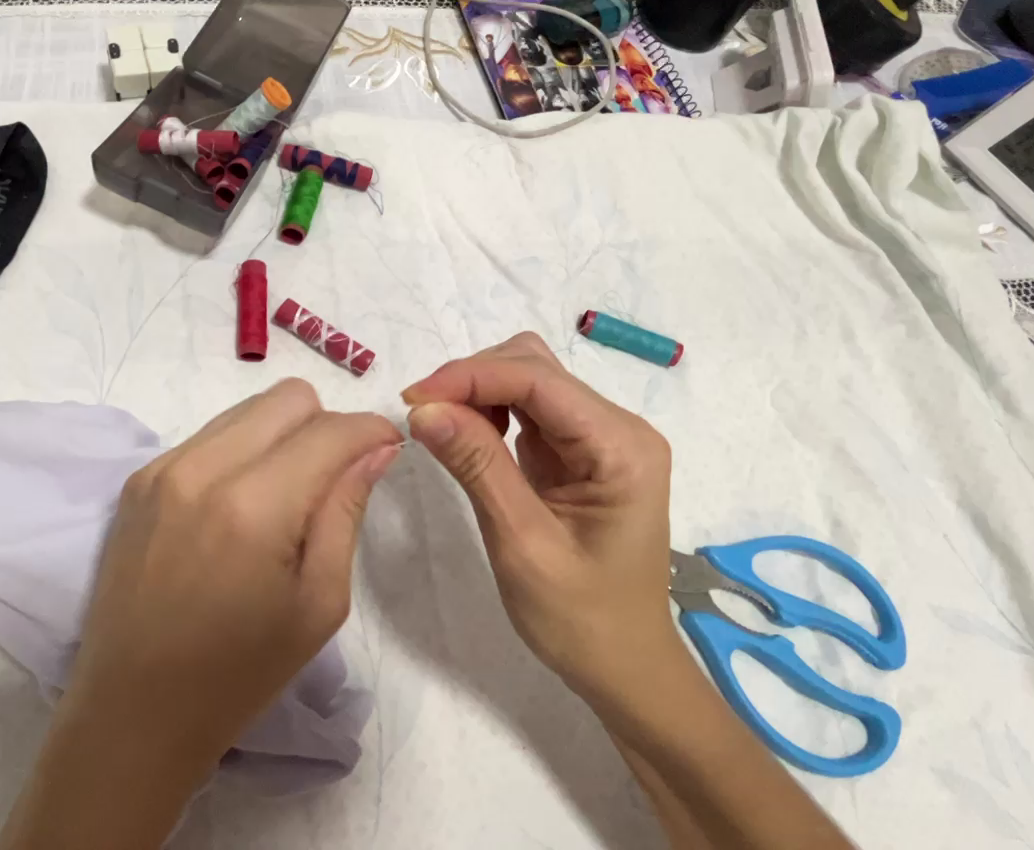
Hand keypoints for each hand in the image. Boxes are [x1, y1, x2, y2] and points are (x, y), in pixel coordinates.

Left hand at [0, 380, 400, 849]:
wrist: (134, 711)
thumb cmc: (240, 673)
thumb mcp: (319, 603)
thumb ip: (346, 511)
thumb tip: (375, 449)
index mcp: (254, 506)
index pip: (331, 430)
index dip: (372, 431)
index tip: (388, 450)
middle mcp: (202, 468)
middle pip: (288, 397)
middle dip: (326, 425)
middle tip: (335, 478)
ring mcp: (162, 468)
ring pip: (246, 409)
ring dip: (282, 434)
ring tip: (287, 494)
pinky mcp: (138, 480)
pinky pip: (209, 435)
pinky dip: (241, 450)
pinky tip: (241, 504)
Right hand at [402, 332, 680, 706]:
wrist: (622, 666)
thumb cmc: (579, 619)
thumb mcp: (522, 543)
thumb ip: (476, 466)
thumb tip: (423, 407)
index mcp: (621, 447)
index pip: (538, 379)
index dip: (470, 377)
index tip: (412, 399)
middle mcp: (618, 428)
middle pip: (535, 367)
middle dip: (473, 379)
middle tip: (421, 416)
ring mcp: (600, 437)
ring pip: (529, 380)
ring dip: (478, 392)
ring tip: (439, 426)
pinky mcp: (580, 451)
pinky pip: (529, 410)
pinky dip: (490, 412)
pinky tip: (466, 436)